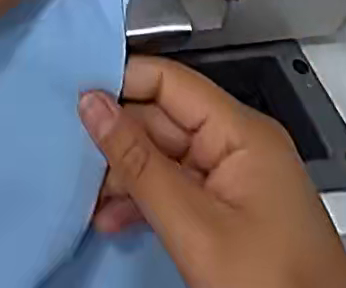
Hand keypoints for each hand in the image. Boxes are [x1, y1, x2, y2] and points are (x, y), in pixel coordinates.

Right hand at [79, 56, 345, 287]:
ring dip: (123, 174)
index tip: (75, 97)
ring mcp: (232, 177)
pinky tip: (112, 216)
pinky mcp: (226, 209)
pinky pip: (173, 184)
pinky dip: (141, 198)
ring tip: (89, 198)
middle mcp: (237, 143)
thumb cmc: (270, 287)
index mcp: (242, 131)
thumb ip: (137, 161)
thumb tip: (90, 102)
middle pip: (160, 117)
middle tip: (75, 158)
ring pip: (160, 153)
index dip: (121, 82)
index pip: (168, 80)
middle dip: (117, 140)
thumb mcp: (194, 225)